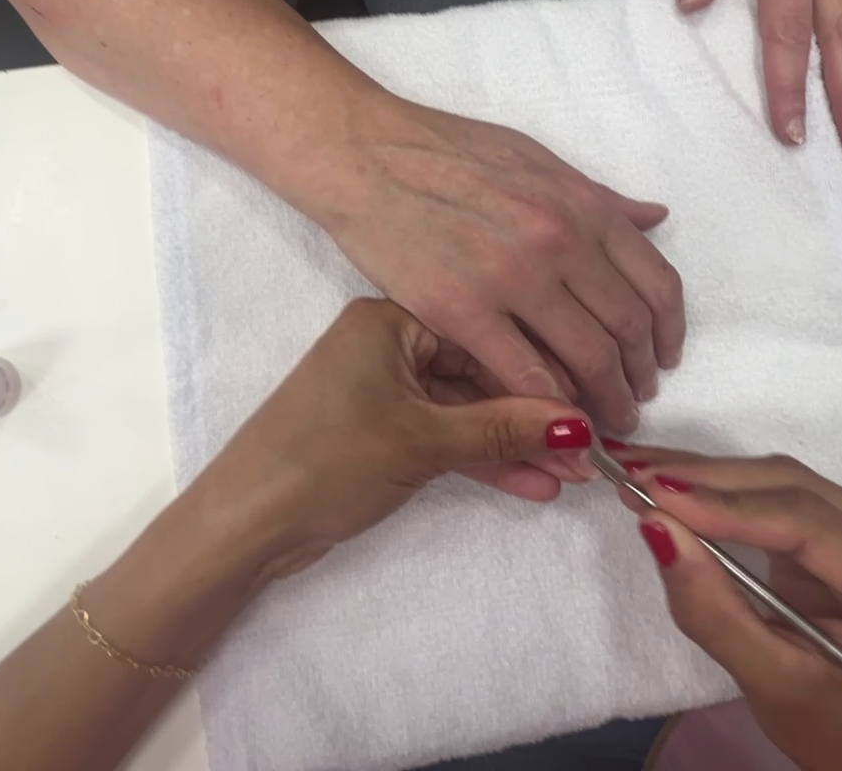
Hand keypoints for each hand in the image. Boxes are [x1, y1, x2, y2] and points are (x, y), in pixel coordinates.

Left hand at [195, 299, 595, 576]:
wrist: (247, 523)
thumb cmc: (330, 458)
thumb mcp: (422, 441)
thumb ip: (503, 428)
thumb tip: (581, 424)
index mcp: (390, 318)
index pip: (483, 327)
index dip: (540, 366)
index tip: (594, 396)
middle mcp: (389, 343)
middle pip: (479, 371)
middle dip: (533, 414)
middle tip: (593, 445)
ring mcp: (385, 387)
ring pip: (466, 409)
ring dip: (514, 443)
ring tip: (575, 472)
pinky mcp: (382, 428)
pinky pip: (445, 435)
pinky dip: (482, 458)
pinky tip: (534, 482)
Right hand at [307, 99, 684, 446]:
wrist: (364, 155)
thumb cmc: (443, 150)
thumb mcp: (533, 157)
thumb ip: (596, 196)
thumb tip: (654, 218)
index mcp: (582, 204)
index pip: (656, 284)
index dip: (667, 334)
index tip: (661, 361)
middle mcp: (560, 240)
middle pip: (628, 330)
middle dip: (639, 378)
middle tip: (633, 403)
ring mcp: (512, 276)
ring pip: (587, 358)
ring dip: (606, 401)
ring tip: (603, 422)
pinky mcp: (460, 308)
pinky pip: (524, 372)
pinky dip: (548, 404)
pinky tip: (552, 419)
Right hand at [616, 450, 841, 770]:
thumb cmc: (833, 737)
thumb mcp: (772, 687)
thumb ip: (714, 610)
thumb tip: (656, 527)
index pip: (812, 527)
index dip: (729, 506)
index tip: (654, 494)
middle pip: (799, 490)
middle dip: (707, 478)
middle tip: (632, 473)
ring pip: (786, 481)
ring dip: (707, 473)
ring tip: (640, 468)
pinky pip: (782, 494)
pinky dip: (723, 487)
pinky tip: (677, 480)